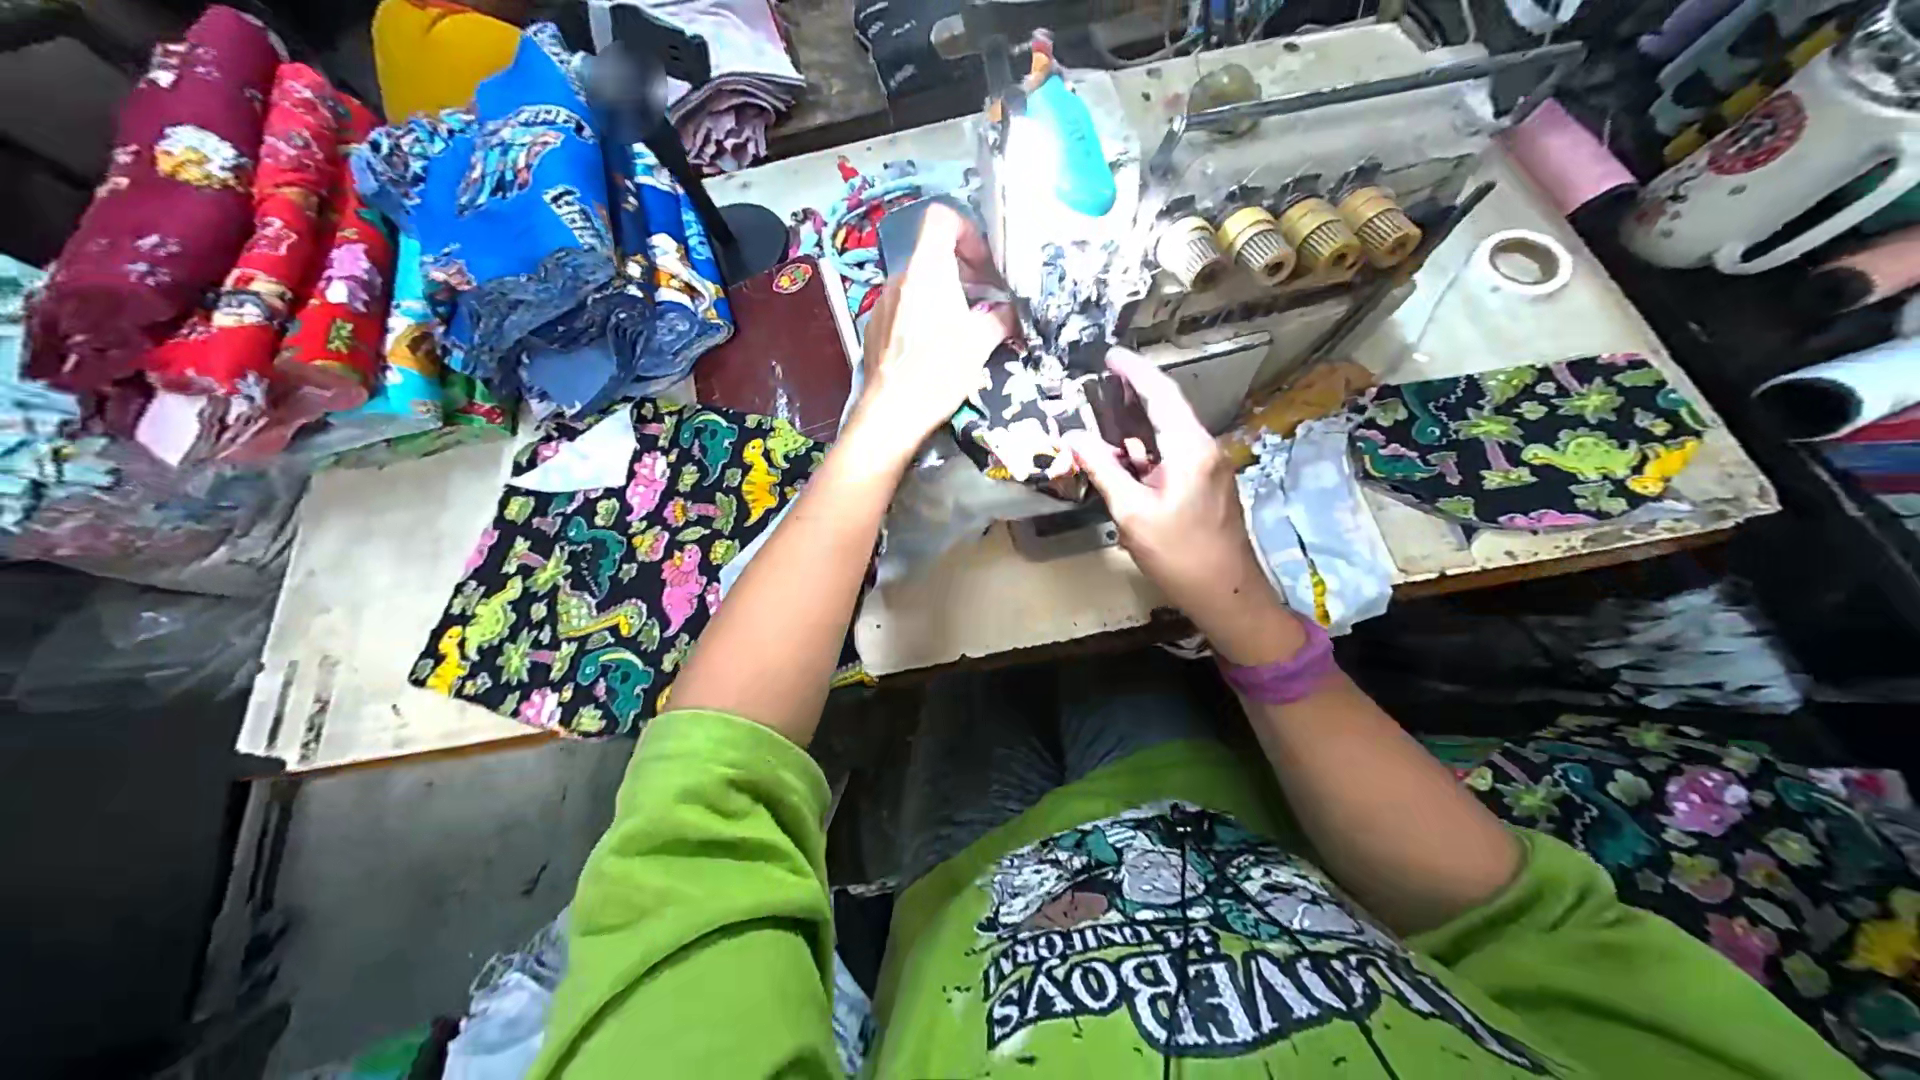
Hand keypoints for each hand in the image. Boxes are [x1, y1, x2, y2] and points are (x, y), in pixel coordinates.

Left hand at [848, 202, 1012, 454]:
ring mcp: (883, 303)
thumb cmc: (938, 373)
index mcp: (927, 270)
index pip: (942, 219)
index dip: (968, 233)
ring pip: (919, 284)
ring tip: (963, 328)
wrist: (891, 413)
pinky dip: (923, 316)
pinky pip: (904, 308)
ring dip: (945, 296)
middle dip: (964, 274)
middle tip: (985, 302)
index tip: (983, 265)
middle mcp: (900, 278)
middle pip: (934, 256)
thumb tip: (1010, 314)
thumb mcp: (980, 343)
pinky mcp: (875, 328)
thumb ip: (1001, 318)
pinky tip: (935, 347)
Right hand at [1063, 349, 1306, 666]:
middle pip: (1167, 409)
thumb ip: (1103, 471)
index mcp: (1190, 449)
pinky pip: (1172, 454)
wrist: (1227, 593)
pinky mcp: (1204, 486)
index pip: (1160, 395)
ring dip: (1138, 422)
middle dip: (1135, 392)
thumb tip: (1074, 438)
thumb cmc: (1179, 554)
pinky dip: (1146, 448)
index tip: (1110, 356)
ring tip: (1105, 411)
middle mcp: (1204, 450)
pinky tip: (1124, 452)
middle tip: (1101, 380)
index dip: (1134, 372)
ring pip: (1169, 433)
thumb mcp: (1132, 513)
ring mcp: (1207, 468)